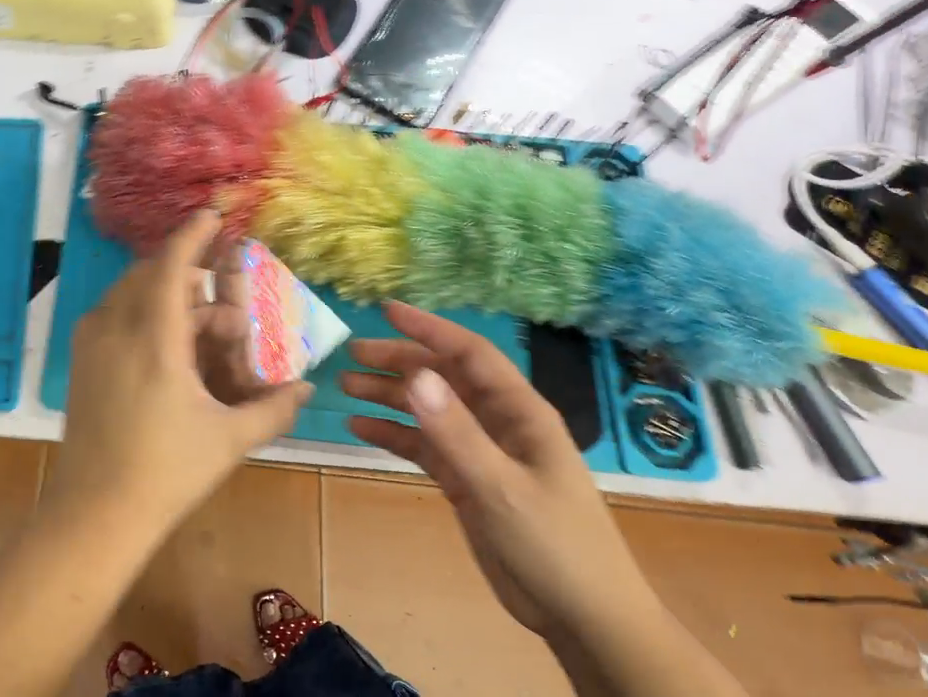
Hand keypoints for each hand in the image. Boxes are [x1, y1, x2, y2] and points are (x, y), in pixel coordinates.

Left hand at [49, 210, 313, 532]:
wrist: (95, 512)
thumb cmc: (166, 472)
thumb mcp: (228, 439)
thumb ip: (273, 409)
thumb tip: (307, 388)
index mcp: (153, 338)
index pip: (171, 265)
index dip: (192, 235)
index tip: (213, 215)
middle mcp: (115, 327)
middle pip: (150, 274)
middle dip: (190, 275)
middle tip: (226, 310)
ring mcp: (91, 343)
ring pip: (130, 293)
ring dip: (168, 296)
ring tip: (204, 335)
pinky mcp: (80, 360)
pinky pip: (115, 314)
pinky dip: (144, 313)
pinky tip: (170, 350)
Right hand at [340, 302, 659, 641]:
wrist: (582, 616)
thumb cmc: (555, 544)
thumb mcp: (502, 487)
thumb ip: (457, 432)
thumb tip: (415, 374)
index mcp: (520, 412)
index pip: (470, 354)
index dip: (430, 329)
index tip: (387, 311)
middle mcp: (499, 422)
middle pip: (443, 377)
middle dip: (400, 361)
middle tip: (353, 353)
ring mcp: (482, 452)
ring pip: (429, 410)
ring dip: (390, 396)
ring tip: (345, 386)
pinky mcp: (468, 481)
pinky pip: (425, 446)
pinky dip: (394, 435)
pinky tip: (361, 427)